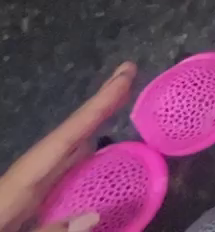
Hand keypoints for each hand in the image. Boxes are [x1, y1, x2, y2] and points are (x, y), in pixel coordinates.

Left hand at [0, 62, 135, 231]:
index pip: (59, 143)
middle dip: (94, 110)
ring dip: (87, 129)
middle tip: (127, 74)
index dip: (95, 108)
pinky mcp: (14, 211)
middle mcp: (14, 188)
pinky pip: (53, 176)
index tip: (125, 73)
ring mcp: (13, 200)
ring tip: (117, 103)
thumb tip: (93, 216)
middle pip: (59, 142)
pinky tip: (90, 154)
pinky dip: (76, 155)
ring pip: (55, 158)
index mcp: (10, 192)